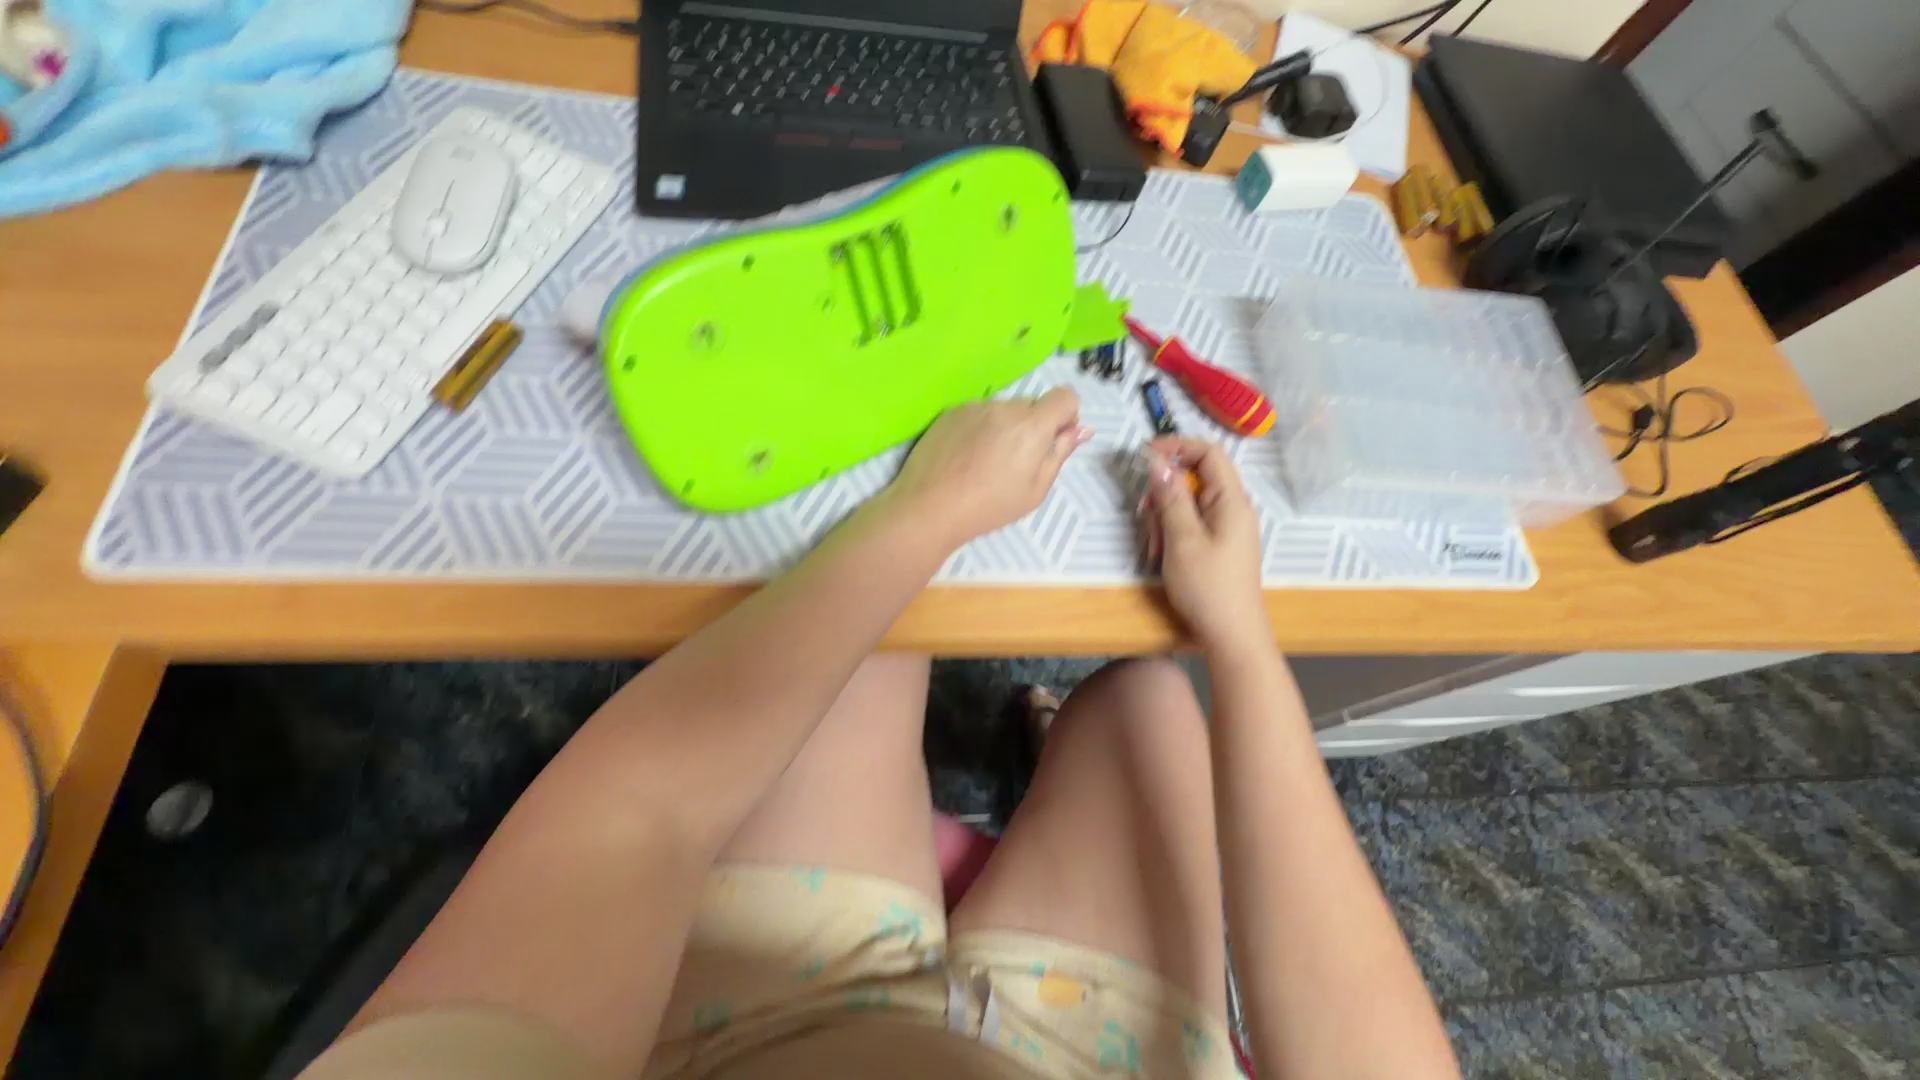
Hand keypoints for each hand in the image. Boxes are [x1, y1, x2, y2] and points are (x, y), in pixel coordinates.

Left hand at [884, 387, 1091, 549]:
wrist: (929, 507)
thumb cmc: (989, 507)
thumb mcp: (1035, 490)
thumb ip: (1060, 454)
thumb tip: (1081, 430)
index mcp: (1032, 425)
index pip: (1065, 396)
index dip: (1066, 416)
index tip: (1054, 441)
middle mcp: (1004, 407)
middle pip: (1032, 405)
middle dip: (1034, 426)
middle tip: (1016, 462)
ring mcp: (974, 407)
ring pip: (1003, 410)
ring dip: (1005, 427)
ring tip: (986, 463)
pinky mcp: (950, 412)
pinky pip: (978, 414)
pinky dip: (980, 429)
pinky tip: (966, 457)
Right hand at [1142, 436, 1268, 650]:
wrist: (1231, 635)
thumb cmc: (1207, 586)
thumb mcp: (1182, 539)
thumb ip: (1171, 497)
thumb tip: (1158, 461)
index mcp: (1232, 501)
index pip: (1209, 452)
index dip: (1178, 446)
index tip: (1145, 456)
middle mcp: (1234, 509)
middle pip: (1197, 476)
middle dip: (1166, 489)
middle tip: (1145, 513)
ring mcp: (1228, 528)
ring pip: (1191, 502)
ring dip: (1166, 514)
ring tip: (1155, 544)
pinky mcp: (1220, 545)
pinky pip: (1194, 523)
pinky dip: (1174, 530)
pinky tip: (1163, 553)